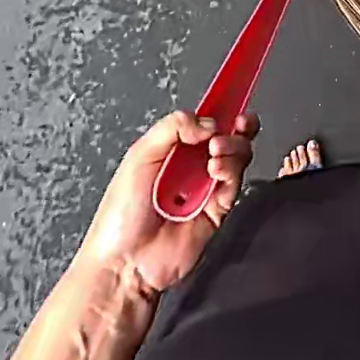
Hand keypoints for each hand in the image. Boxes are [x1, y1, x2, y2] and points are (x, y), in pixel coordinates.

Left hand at [75, 111, 258, 297]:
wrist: (126, 263)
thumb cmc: (120, 218)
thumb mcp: (139, 157)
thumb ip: (173, 127)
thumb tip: (208, 121)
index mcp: (173, 149)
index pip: (206, 120)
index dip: (222, 107)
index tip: (234, 95)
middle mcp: (193, 164)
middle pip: (232, 133)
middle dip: (239, 124)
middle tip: (236, 123)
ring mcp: (208, 184)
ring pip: (239, 152)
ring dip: (232, 146)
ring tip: (215, 154)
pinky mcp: (221, 205)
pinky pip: (237, 179)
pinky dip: (231, 170)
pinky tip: (215, 173)